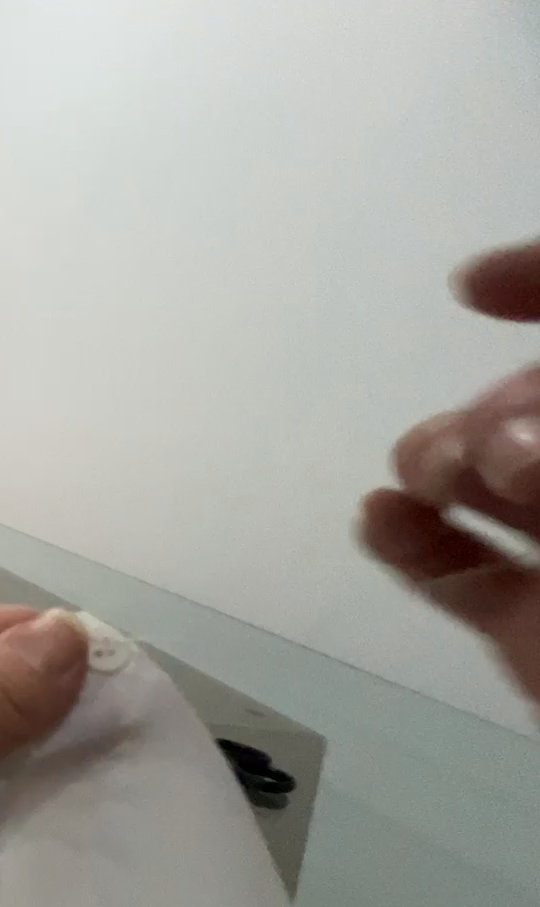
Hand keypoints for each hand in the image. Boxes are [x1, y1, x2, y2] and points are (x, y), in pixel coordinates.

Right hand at [361, 239, 539, 702]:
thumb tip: (510, 441)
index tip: (474, 287)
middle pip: (538, 406)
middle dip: (497, 410)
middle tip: (498, 455)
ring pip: (485, 476)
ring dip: (442, 464)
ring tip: (442, 486)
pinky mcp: (529, 620)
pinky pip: (448, 566)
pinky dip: (403, 538)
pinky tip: (382, 518)